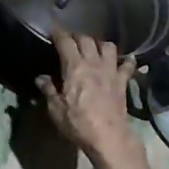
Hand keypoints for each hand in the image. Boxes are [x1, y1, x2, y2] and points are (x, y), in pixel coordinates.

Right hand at [36, 30, 139, 165]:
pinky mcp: (123, 81)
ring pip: (108, 46)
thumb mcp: (55, 109)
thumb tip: (40, 78)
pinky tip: (124, 60)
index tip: (53, 32)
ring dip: (99, 44)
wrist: (107, 136)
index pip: (66, 42)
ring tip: (94, 49)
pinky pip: (127, 65)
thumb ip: (48, 90)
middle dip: (77, 37)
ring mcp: (111, 70)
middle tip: (70, 41)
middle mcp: (94, 63)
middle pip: (87, 39)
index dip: (58, 34)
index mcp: (74, 67)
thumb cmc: (77, 123)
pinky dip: (126, 60)